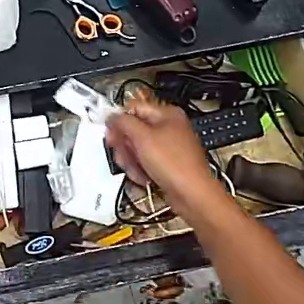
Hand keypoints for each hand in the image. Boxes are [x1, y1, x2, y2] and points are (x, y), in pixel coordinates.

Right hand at [106, 93, 222, 215]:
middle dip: (126, 146)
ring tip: (137, 169)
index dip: (120, 122)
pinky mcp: (167, 163)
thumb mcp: (142, 138)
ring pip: (138, 148)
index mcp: (167, 114)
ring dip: (132, 160)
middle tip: (125, 155)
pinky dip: (141, 169)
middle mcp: (169, 128)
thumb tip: (112, 117)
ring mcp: (168, 146)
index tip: (111, 135)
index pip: (134, 109)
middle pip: (134, 130)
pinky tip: (144, 176)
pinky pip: (145, 162)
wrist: (191, 194)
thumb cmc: (176, 165)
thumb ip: (124, 123)